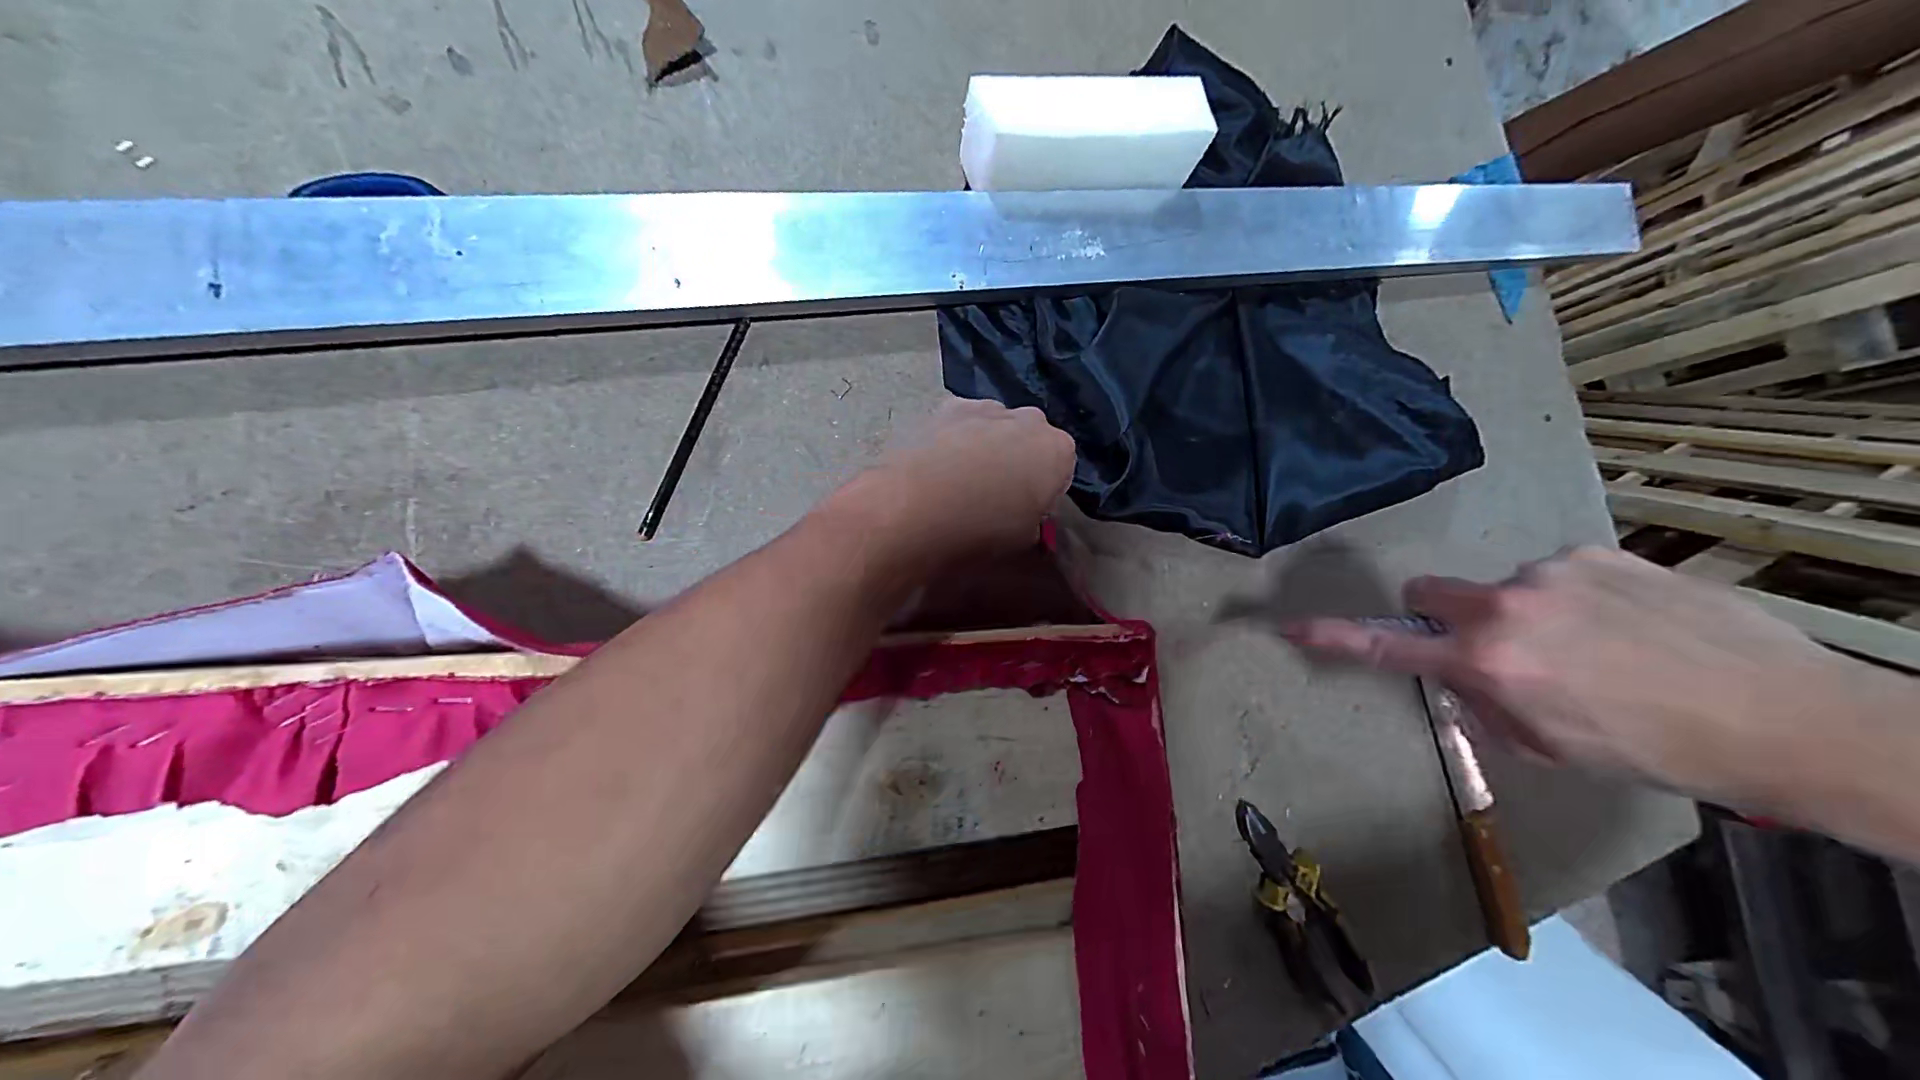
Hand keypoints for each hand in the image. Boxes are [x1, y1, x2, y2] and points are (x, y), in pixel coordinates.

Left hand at [825, 398, 1075, 569]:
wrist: (914, 506)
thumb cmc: (981, 528)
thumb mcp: (1023, 541)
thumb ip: (1034, 522)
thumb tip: (1026, 519)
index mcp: (1058, 450)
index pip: (1062, 469)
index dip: (1044, 491)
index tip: (1026, 510)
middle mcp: (1029, 418)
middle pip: (1030, 441)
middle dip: (1018, 461)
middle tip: (994, 496)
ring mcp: (985, 407)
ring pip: (995, 427)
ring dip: (986, 446)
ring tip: (960, 482)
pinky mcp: (945, 406)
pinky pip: (961, 423)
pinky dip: (954, 439)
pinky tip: (937, 466)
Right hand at [1283, 547, 1916, 815]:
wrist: (1785, 715)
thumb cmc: (1655, 748)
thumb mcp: (1548, 744)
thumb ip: (1485, 703)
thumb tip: (1464, 677)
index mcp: (1489, 661)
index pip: (1389, 647)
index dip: (1334, 638)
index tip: (1291, 627)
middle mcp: (1506, 606)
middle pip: (1431, 593)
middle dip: (1447, 618)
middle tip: (1497, 649)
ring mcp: (1551, 572)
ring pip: (1502, 588)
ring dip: (1524, 613)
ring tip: (1595, 647)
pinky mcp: (1596, 553)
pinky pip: (1554, 573)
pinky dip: (1570, 596)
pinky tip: (1626, 623)